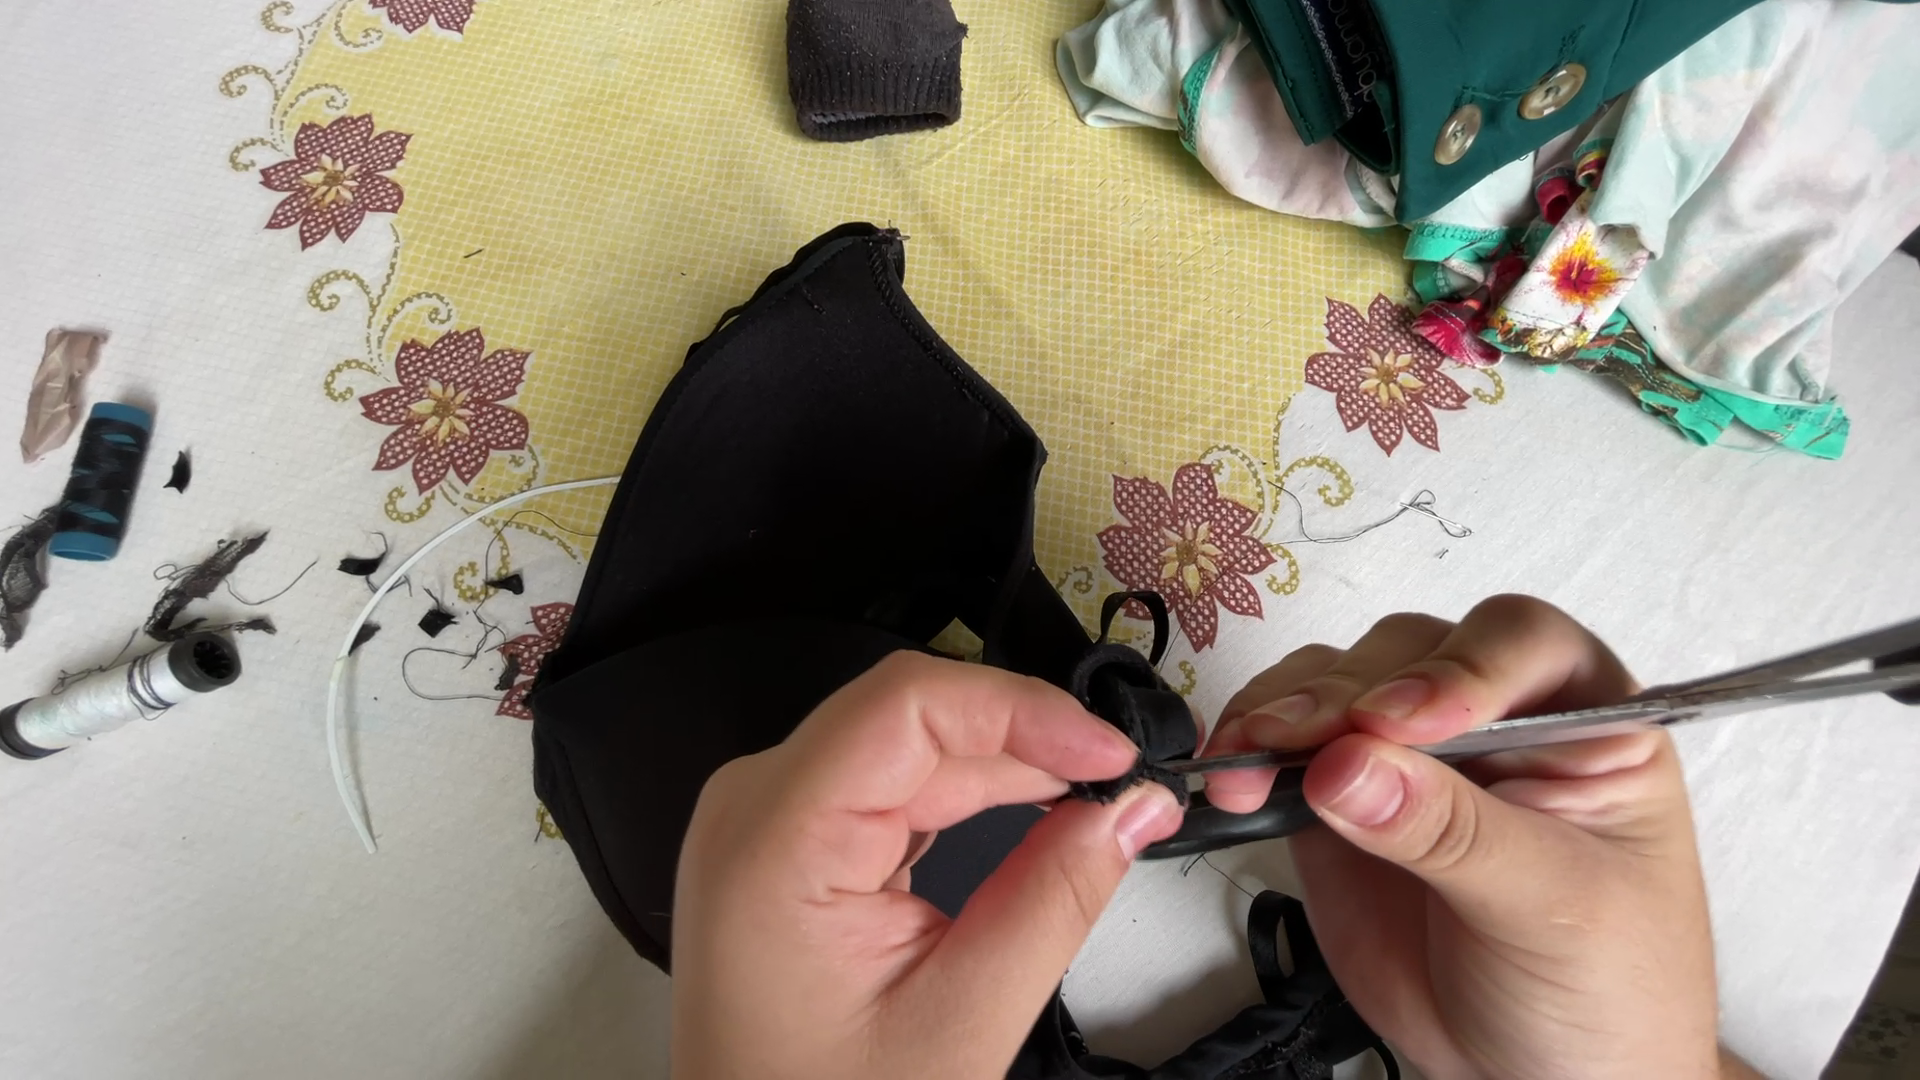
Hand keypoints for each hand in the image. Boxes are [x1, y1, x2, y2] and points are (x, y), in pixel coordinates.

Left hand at [671, 652, 1186, 1079]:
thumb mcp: (957, 1023)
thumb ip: (1054, 900)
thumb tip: (1131, 808)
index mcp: (771, 836)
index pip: (904, 706)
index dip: (1016, 707)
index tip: (1104, 749)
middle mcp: (762, 797)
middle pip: (912, 716)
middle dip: (1025, 735)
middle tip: (1119, 776)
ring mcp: (778, 807)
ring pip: (915, 740)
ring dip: (1010, 758)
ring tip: (1093, 788)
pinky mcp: (805, 824)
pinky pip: (901, 775)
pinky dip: (974, 784)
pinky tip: (1032, 798)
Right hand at [1202, 596, 1722, 1079]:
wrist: (1515, 1067)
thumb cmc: (1592, 992)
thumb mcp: (1553, 914)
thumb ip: (1452, 833)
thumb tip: (1344, 767)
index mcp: (1577, 725)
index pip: (1520, 644)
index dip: (1461, 664)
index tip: (1401, 723)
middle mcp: (1480, 714)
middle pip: (1403, 650)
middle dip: (1344, 693)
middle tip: (1300, 741)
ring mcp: (1394, 744)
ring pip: (1328, 675)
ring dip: (1279, 708)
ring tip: (1244, 760)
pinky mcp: (1327, 777)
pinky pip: (1279, 728)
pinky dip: (1246, 742)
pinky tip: (1230, 772)